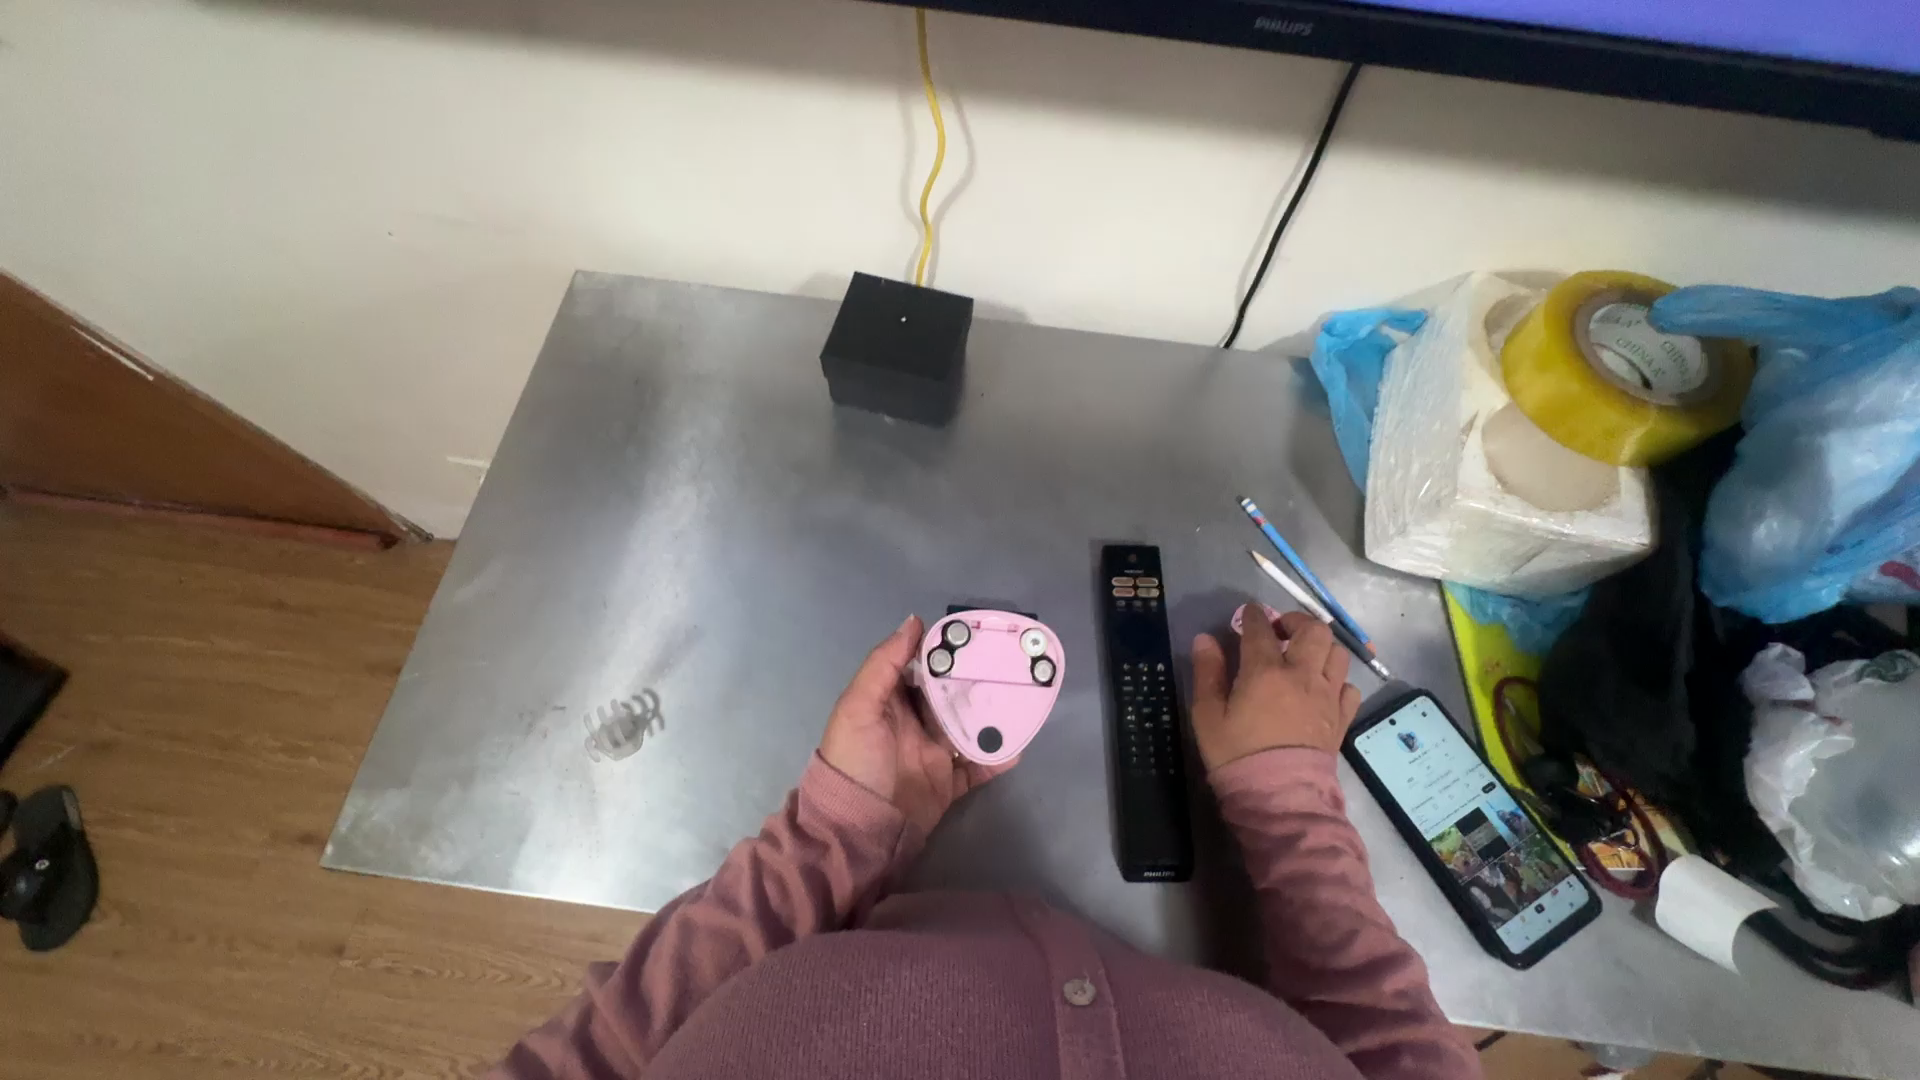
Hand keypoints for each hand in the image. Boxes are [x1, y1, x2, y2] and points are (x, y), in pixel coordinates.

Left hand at [819, 615, 1015, 834]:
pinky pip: (977, 767)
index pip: (923, 668)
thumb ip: (885, 663)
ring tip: (1021, 704)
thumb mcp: (859, 705)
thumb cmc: (855, 759)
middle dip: (978, 683)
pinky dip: (996, 758)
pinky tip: (1015, 748)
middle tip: (1010, 668)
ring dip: (993, 718)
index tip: (977, 636)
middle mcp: (914, 722)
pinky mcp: (947, 783)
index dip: (948, 652)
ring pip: (970, 728)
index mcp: (891, 700)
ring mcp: (933, 753)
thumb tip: (914, 620)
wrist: (857, 829)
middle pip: (952, 696)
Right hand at [1189, 605, 1362, 768]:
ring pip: (1337, 653)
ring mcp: (1327, 697)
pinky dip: (1336, 680)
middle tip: (1281, 630)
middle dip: (1296, 622)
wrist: (1279, 796)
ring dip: (1320, 647)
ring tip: (1303, 656)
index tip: (1248, 613)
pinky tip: (1321, 688)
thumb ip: (1207, 672)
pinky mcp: (1341, 718)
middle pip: (1314, 631)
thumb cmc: (1236, 753)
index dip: (1254, 615)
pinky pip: (1349, 687)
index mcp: (1265, 671)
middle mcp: (1302, 676)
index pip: (1261, 629)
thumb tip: (1206, 639)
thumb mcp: (1207, 714)